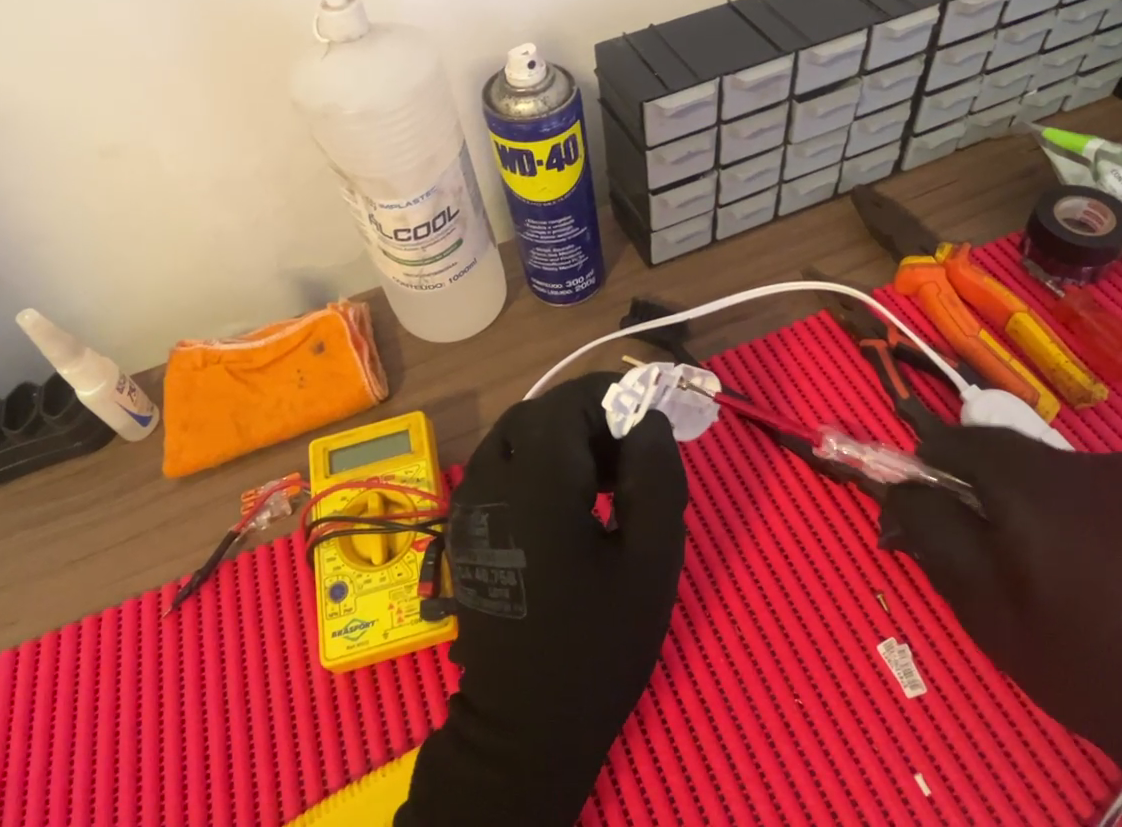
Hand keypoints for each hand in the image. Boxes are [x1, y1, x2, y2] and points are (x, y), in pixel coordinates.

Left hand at [398, 373, 687, 826]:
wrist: (526, 724)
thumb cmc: (599, 645)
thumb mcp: (652, 562)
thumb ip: (656, 478)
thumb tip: (650, 420)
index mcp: (536, 486)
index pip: (568, 404)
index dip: (611, 398)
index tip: (650, 422)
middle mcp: (491, 483)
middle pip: (537, 415)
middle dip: (587, 418)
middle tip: (632, 454)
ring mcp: (470, 506)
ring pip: (514, 437)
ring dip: (561, 439)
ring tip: (607, 479)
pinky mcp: (466, 529)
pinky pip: (500, 468)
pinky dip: (537, 464)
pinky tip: (571, 506)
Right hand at [881, 424, 1121, 826]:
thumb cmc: (1076, 667)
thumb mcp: (982, 609)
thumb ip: (932, 532)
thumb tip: (899, 485)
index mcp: (1042, 498)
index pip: (966, 441)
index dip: (935, 459)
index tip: (926, 492)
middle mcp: (1097, 471)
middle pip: (1013, 451)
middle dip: (984, 481)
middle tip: (983, 537)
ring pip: (1058, 466)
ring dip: (1035, 493)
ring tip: (1048, 554)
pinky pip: (1106, 484)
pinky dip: (1083, 506)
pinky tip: (1099, 556)